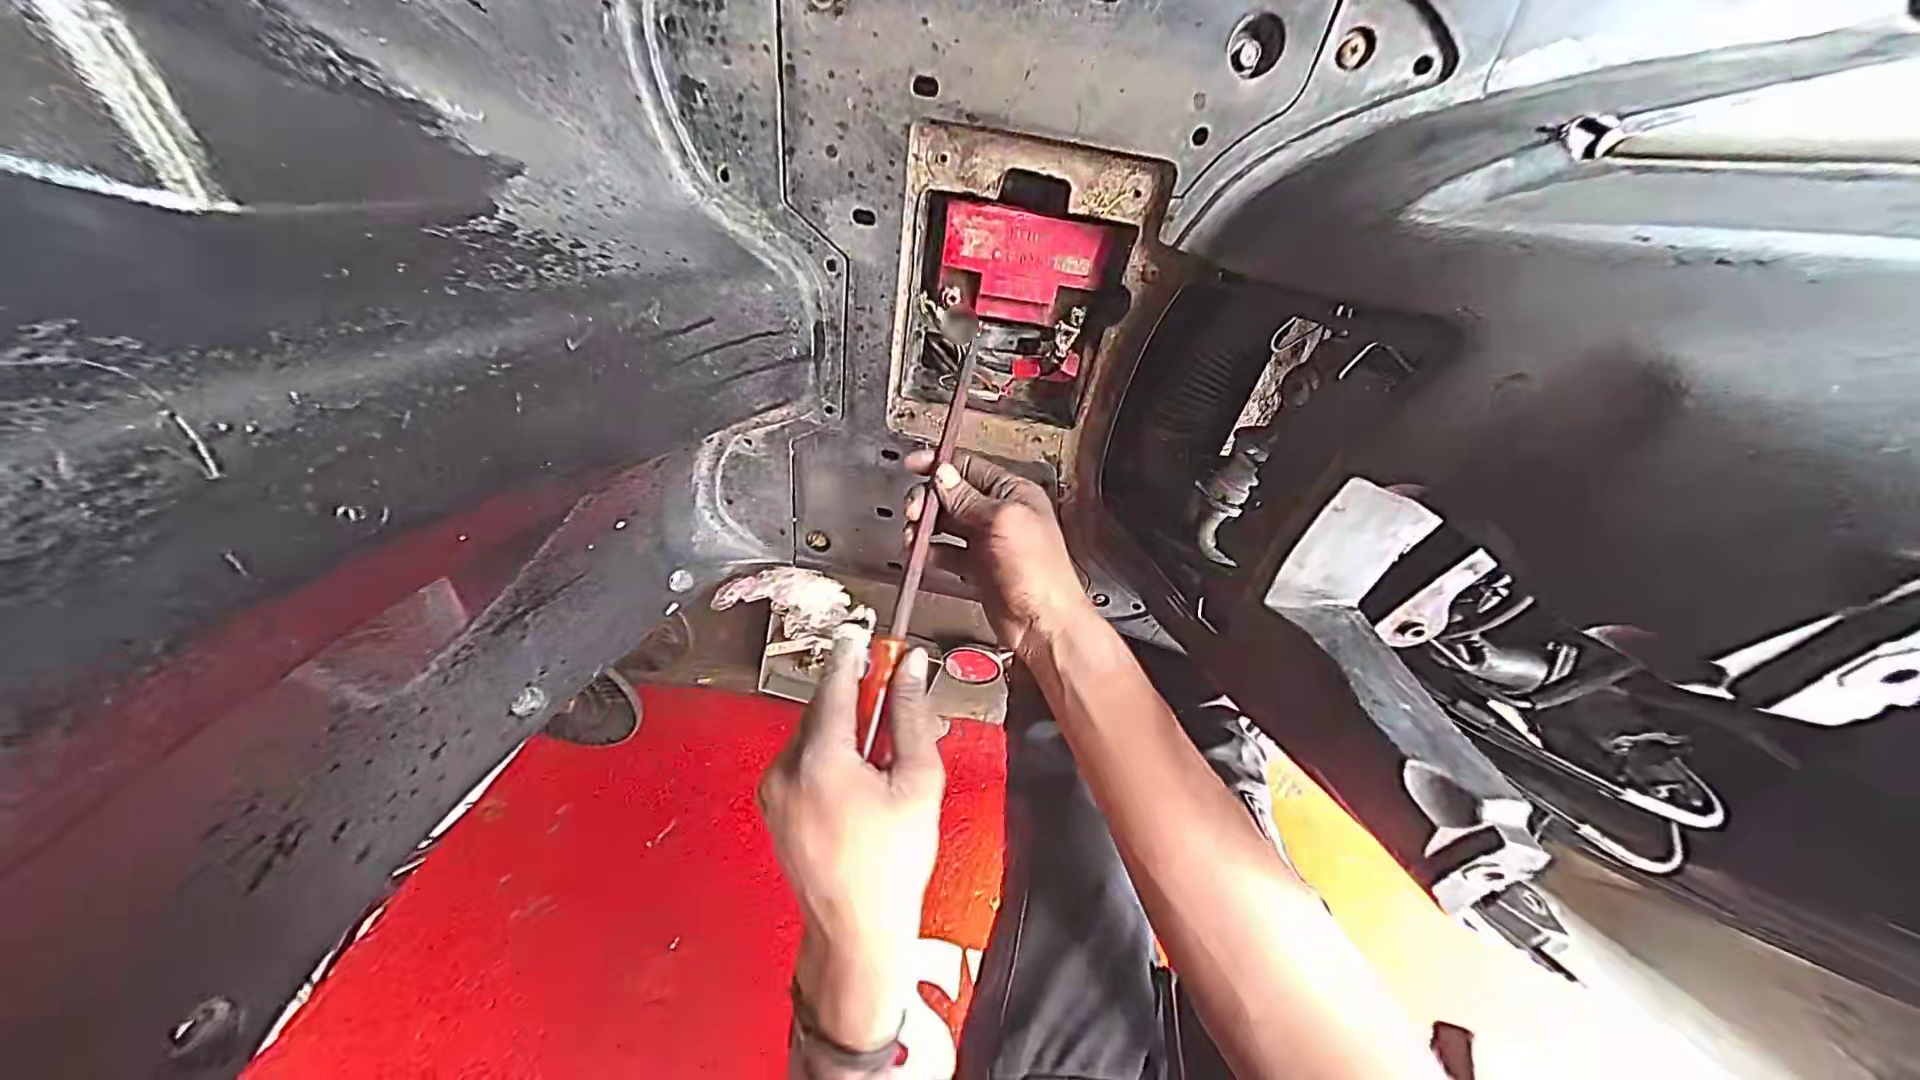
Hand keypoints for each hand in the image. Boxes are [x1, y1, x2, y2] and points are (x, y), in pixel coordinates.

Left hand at [757, 630, 944, 1050]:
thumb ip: (911, 714)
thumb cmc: (890, 862)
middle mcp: (786, 769)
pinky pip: (801, 756)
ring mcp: (774, 788)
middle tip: (889, 694)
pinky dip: (829, 750)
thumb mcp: (918, 780)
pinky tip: (857, 773)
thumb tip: (909, 669)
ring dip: (844, 726)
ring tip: (879, 753)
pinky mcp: (772, 803)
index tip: (864, 635)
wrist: (856, 928)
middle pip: (824, 706)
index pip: (836, 683)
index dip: (854, 654)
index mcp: (821, 759)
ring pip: (812, 730)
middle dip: (856, 696)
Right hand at [904, 449, 1095, 662]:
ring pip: (946, 523)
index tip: (915, 465)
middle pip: (952, 495)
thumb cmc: (1039, 572)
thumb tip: (943, 475)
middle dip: (928, 499)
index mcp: (1013, 493)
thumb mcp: (1002, 521)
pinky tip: (923, 553)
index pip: (969, 467)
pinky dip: (931, 551)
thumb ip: (968, 497)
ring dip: (925, 525)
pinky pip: (947, 552)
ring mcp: (988, 542)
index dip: (940, 465)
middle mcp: (1000, 514)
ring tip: (913, 533)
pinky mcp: (977, 567)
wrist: (1043, 623)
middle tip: (914, 510)